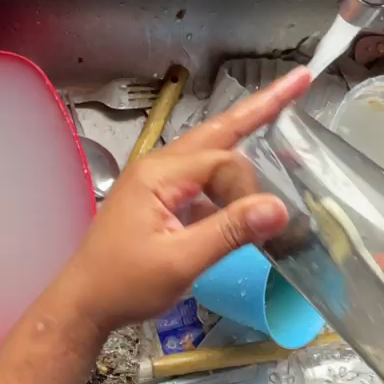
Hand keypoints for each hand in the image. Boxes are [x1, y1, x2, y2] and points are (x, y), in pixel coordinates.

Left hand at [53, 68, 311, 333]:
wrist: (85, 303)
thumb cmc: (124, 284)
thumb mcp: (180, 262)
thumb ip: (229, 232)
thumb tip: (279, 207)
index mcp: (159, 174)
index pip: (222, 162)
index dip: (247, 189)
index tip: (260, 223)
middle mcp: (158, 167)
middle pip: (217, 131)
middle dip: (259, 107)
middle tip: (299, 81)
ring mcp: (156, 182)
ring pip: (209, 150)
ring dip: (244, 132)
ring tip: (281, 110)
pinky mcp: (159, 200)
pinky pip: (201, 177)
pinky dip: (228, 174)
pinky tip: (248, 179)